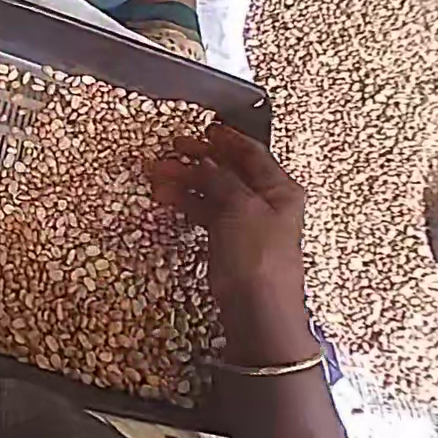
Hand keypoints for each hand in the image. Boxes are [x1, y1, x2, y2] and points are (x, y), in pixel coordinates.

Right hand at [147, 123, 320, 367]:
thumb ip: (221, 179)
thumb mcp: (240, 208)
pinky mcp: (229, 240)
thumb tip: (206, 159)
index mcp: (279, 189)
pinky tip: (167, 197)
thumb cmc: (258, 258)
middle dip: (199, 159)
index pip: (252, 153)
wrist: (257, 310)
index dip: (227, 139)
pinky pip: (206, 212)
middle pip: (228, 171)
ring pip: (213, 191)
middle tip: (173, 149)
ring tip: (159, 174)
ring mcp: (246, 222)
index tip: (205, 128)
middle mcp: (265, 202)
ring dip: (186, 181)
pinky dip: (187, 202)